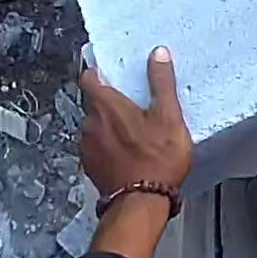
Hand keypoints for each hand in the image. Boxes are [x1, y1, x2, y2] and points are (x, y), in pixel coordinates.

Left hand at [79, 45, 192, 196]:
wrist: (141, 204)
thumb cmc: (157, 159)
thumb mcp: (169, 116)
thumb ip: (161, 82)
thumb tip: (158, 54)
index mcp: (106, 106)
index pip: (89, 77)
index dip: (99, 72)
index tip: (111, 72)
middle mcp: (90, 123)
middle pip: (94, 102)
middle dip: (110, 101)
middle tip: (134, 104)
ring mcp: (87, 146)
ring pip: (95, 126)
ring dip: (109, 125)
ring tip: (134, 131)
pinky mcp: (91, 166)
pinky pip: (97, 147)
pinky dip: (108, 145)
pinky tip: (128, 152)